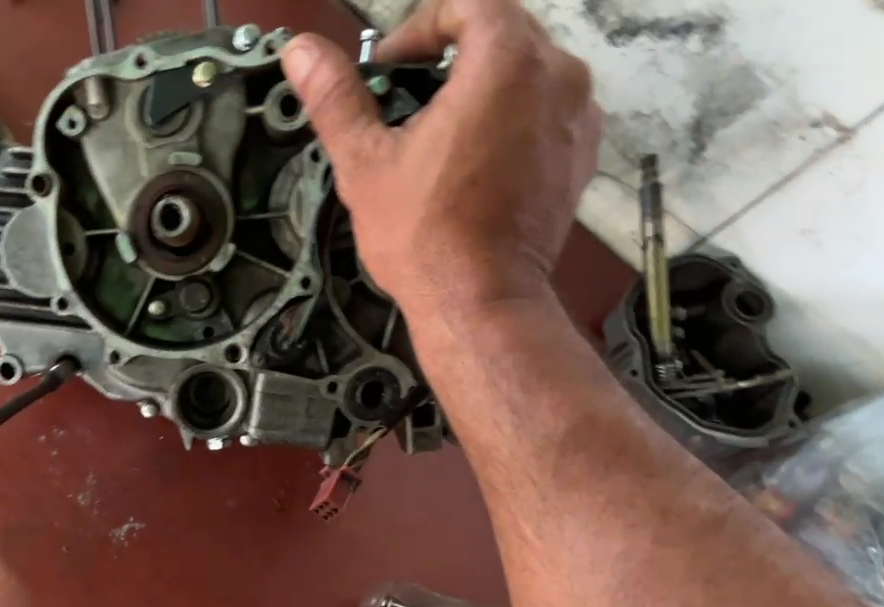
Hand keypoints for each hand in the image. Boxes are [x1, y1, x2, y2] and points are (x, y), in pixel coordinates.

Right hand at [281, 0, 601, 327]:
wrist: (479, 299)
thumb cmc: (422, 233)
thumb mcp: (364, 162)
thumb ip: (336, 98)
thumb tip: (301, 49)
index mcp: (505, 60)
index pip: (467, 4)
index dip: (419, 30)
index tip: (387, 71)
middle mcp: (558, 72)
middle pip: (500, 34)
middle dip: (448, 59)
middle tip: (405, 106)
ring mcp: (578, 114)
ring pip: (525, 73)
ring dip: (481, 89)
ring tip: (438, 139)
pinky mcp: (582, 153)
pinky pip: (545, 112)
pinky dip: (511, 120)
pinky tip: (473, 165)